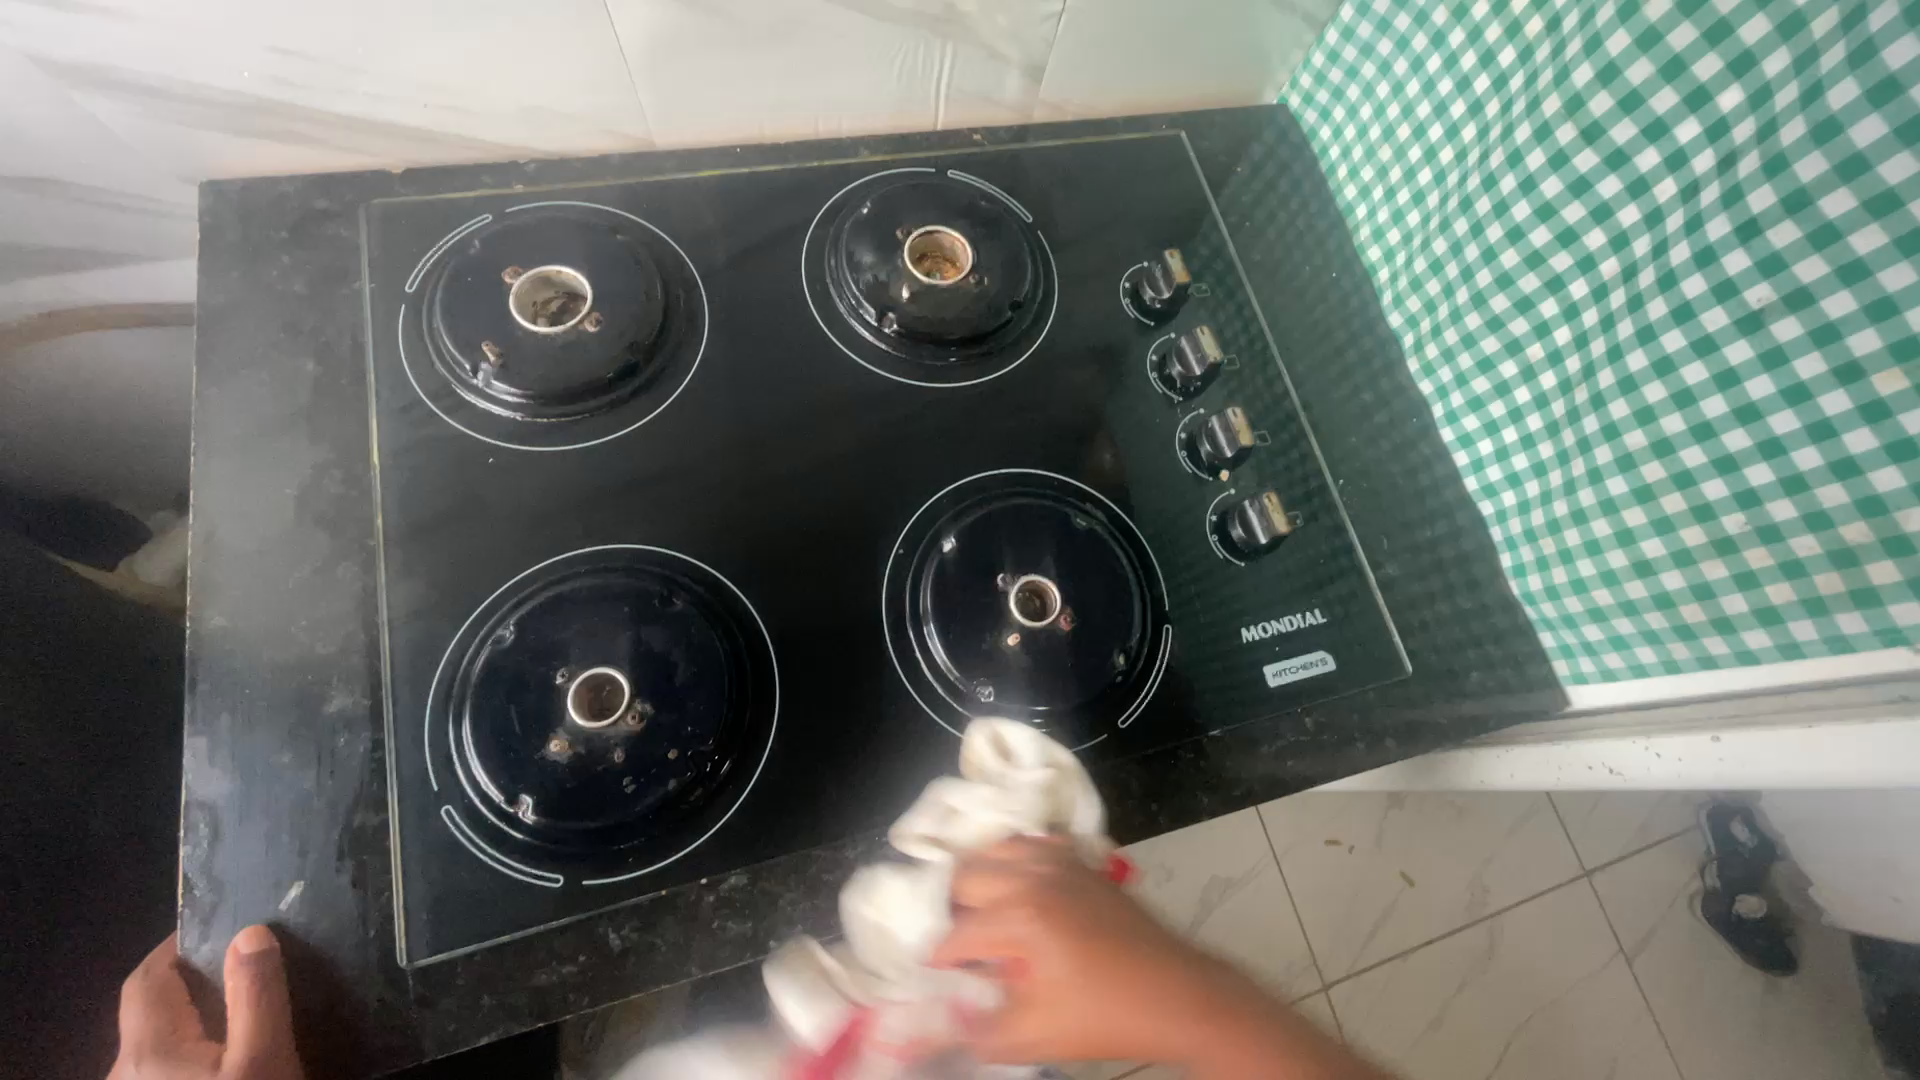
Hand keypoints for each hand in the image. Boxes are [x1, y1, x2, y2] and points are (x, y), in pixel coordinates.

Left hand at [108, 926, 304, 1079]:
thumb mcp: (264, 1053)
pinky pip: (164, 1060)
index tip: (227, 921)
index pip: (147, 978)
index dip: (179, 944)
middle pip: (152, 1007)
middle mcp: (123, 1070)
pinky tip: (232, 1046)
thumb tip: (250, 932)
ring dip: (198, 1008)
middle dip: (196, 975)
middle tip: (251, 960)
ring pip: (160, 1035)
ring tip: (249, 1000)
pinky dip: (195, 1037)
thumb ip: (256, 993)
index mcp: (148, 1049)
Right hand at [932, 836, 1390, 1078]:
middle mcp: (1035, 876)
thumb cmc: (1106, 1016)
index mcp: (1022, 916)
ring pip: (996, 850)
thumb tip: (946, 1016)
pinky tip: (1018, 888)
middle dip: (951, 910)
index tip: (933, 977)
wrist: (1175, 993)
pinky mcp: (1079, 859)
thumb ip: (980, 1030)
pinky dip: (1015, 860)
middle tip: (955, 944)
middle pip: (966, 877)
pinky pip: (1032, 843)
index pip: (956, 934)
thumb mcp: (1037, 1037)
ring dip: (979, 878)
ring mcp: (1059, 861)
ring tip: (978, 913)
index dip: (938, 960)